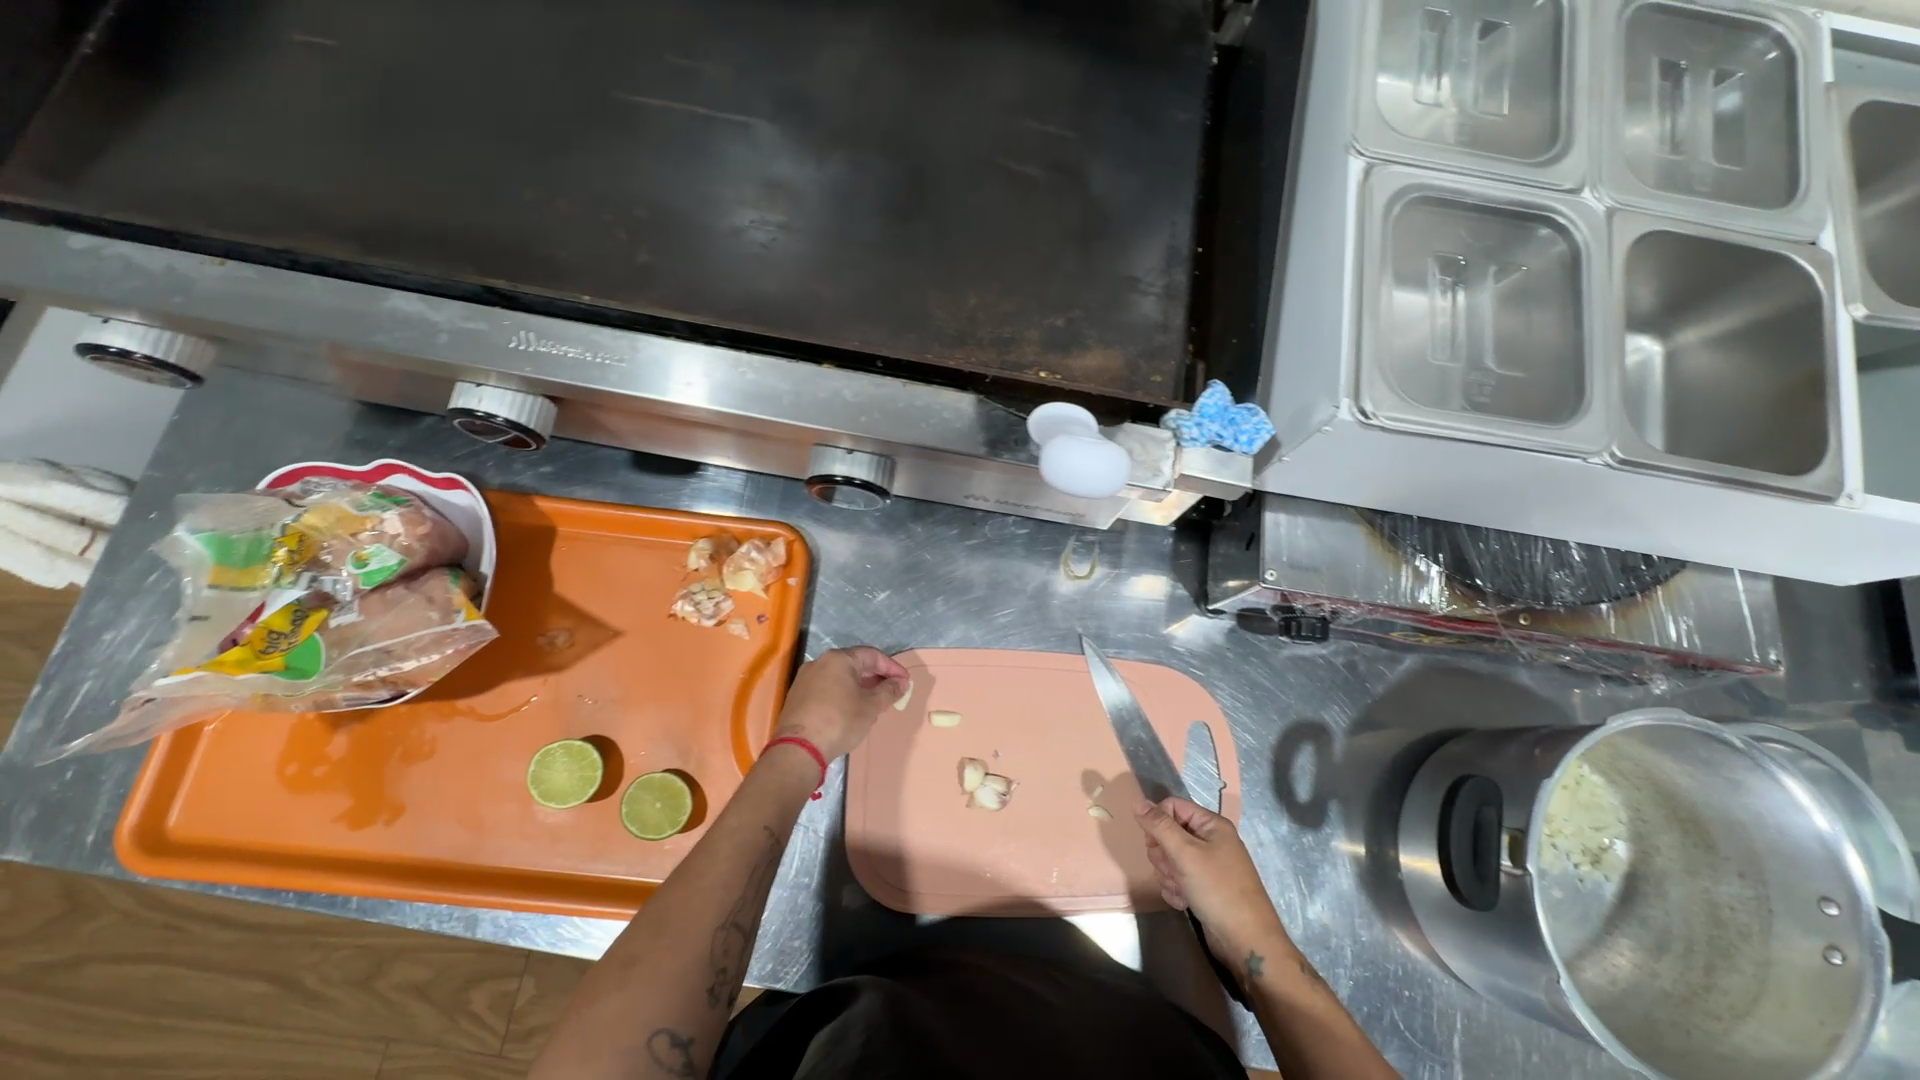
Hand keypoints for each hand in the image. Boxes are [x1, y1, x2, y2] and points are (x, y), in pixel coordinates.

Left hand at [771, 647, 911, 760]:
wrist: (799, 748)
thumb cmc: (840, 721)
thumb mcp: (871, 707)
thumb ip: (889, 691)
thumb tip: (901, 683)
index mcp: (838, 659)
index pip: (872, 655)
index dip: (892, 667)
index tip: (905, 682)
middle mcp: (819, 663)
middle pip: (854, 664)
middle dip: (876, 678)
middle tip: (892, 692)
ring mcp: (805, 679)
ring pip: (840, 677)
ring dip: (860, 687)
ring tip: (874, 703)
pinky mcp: (798, 696)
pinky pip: (827, 688)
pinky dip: (843, 694)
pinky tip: (851, 710)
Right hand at [1136, 797, 1289, 964]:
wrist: (1245, 939)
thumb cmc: (1217, 889)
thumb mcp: (1185, 853)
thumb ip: (1159, 826)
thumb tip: (1138, 802)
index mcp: (1211, 825)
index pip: (1172, 807)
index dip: (1158, 822)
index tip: (1154, 844)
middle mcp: (1210, 841)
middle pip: (1168, 834)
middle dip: (1164, 855)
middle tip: (1173, 869)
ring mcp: (1207, 865)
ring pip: (1169, 859)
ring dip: (1169, 875)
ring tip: (1182, 889)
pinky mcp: (1202, 887)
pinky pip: (1177, 879)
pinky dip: (1176, 890)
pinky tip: (1185, 902)